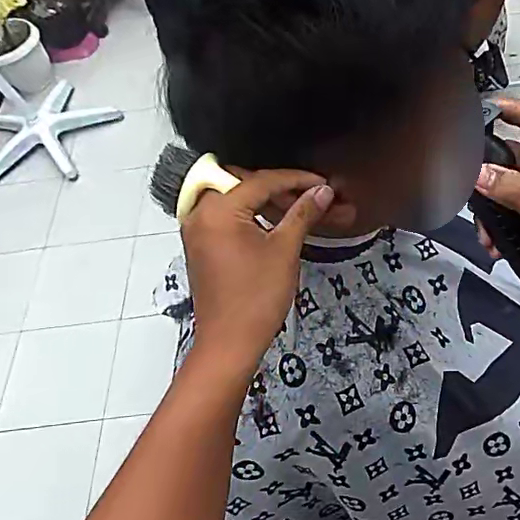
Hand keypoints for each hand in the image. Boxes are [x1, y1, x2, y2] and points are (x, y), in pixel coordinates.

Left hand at [179, 168, 333, 365]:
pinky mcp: (201, 246)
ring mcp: (197, 230)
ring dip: (263, 199)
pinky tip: (275, 223)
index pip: (261, 181)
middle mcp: (200, 214)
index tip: (322, 183)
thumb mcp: (285, 250)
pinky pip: (225, 215)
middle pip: (241, 182)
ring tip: (297, 207)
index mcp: (218, 211)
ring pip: (232, 198)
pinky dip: (249, 213)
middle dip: (277, 185)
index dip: (296, 179)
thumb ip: (303, 214)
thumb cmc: (256, 298)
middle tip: (308, 194)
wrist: (230, 340)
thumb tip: (322, 192)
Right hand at [473, 99, 519, 297]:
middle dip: (491, 174)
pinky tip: (498, 240)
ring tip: (488, 226)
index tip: (484, 110)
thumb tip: (481, 172)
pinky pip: (515, 209)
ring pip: (510, 186)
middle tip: (474, 185)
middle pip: (514, 156)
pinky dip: (503, 223)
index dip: (510, 109)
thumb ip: (509, 188)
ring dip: (495, 205)